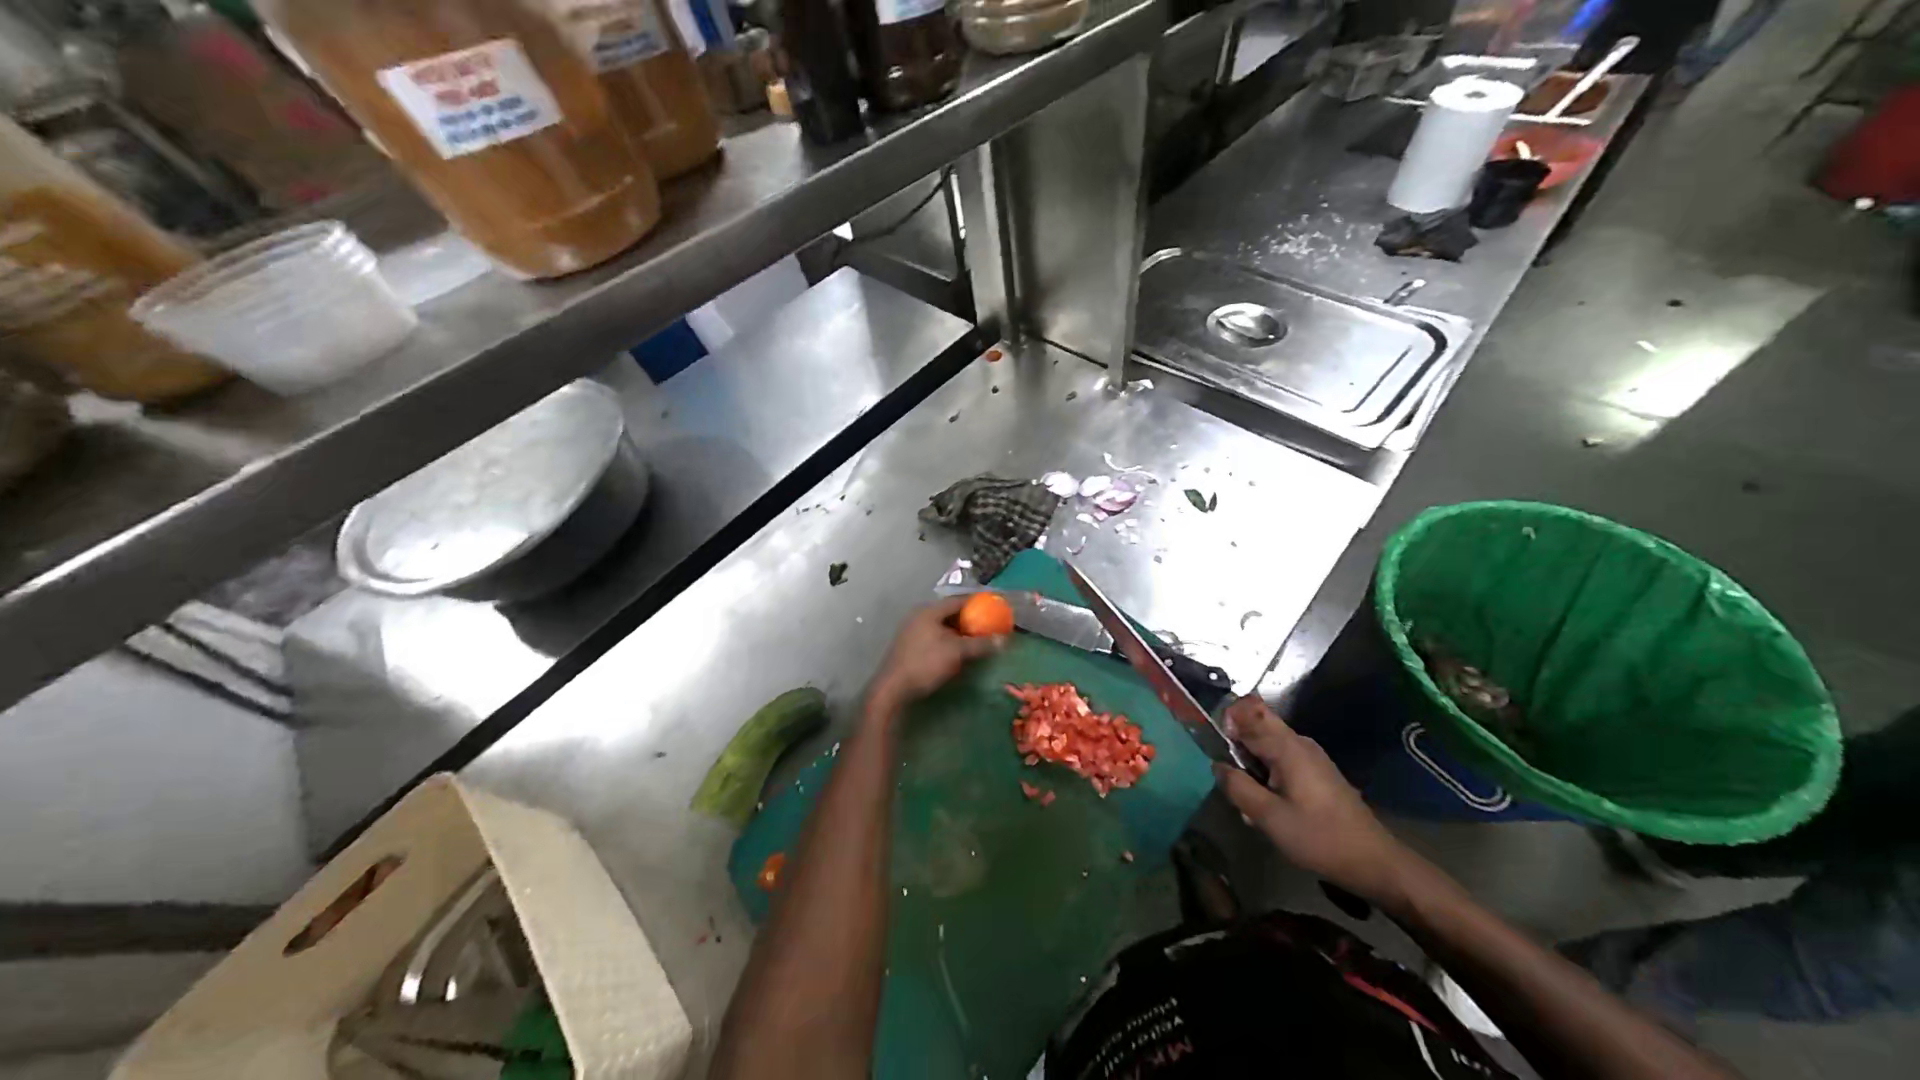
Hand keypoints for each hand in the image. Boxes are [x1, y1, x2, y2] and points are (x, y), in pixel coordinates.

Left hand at [868, 596, 1003, 712]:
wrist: (893, 688)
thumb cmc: (926, 664)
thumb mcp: (957, 652)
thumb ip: (981, 644)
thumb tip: (1003, 640)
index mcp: (929, 611)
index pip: (958, 600)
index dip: (977, 602)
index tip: (993, 606)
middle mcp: (919, 616)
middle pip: (949, 612)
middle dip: (969, 618)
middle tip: (987, 624)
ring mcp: (911, 630)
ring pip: (941, 625)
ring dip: (959, 631)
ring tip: (976, 638)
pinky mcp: (909, 645)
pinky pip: (934, 636)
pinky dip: (948, 639)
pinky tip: (957, 651)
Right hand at [1215, 696, 1418, 907]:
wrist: (1373, 861)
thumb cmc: (1319, 837)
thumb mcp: (1268, 817)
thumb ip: (1237, 787)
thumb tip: (1218, 766)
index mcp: (1287, 747)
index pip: (1248, 711)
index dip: (1227, 720)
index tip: (1220, 750)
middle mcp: (1299, 743)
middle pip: (1257, 724)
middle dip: (1237, 747)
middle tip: (1233, 780)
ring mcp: (1310, 756)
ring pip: (1267, 744)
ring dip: (1250, 765)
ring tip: (1250, 803)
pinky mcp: (1316, 772)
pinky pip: (1280, 759)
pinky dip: (1267, 775)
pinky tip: (1270, 807)